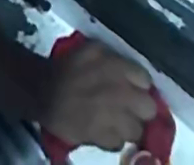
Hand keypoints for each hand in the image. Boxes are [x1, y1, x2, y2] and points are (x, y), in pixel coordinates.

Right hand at [41, 40, 156, 150]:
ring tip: (119, 121)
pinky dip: (114, 139)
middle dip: (142, 108)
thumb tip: (129, 68)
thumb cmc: (69, 67)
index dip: (141, 84)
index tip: (134, 87)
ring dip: (130, 126)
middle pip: (149, 109)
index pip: (146, 80)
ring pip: (137, 131)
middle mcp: (121, 94)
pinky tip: (106, 130)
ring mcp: (112, 119)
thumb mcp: (93, 49)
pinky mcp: (100, 138)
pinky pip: (118, 144)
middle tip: (132, 107)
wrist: (44, 91)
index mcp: (119, 69)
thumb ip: (114, 57)